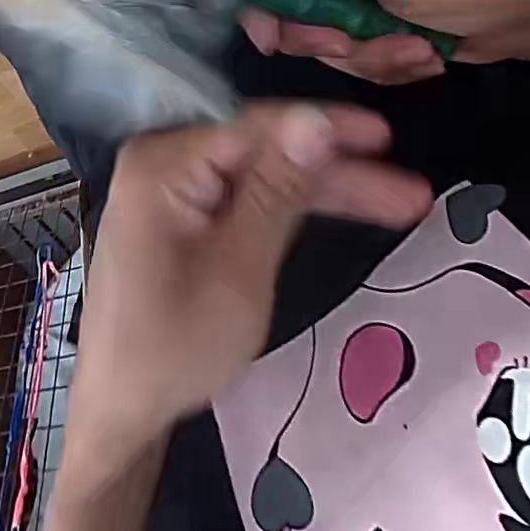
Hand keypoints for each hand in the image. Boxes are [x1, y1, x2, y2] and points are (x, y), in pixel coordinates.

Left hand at [43, 105, 430, 530]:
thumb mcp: (238, 270)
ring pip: (266, 175)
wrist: (122, 410)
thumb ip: (278, 190)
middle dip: (337, 170)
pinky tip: (346, 207)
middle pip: (267, 152)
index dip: (325, 127)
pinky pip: (249, 196)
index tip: (383, 137)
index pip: (257, 128)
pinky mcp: (189, 211)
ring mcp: (176, 186)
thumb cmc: (173, 348)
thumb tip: (314, 120)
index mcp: (164, 164)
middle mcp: (167, 160)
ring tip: (399, 200)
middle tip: (407, 184)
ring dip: (327, 189)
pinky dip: (294, 207)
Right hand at [242, 0, 529, 83]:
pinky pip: (362, 59)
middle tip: (357, 40)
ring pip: (330, 43)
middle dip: (331, 37)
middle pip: (296, 10)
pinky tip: (427, 52)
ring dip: (373, 54)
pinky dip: (394, 63)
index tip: (271, 36)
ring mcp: (365, 0)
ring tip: (416, 45)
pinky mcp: (385, 32)